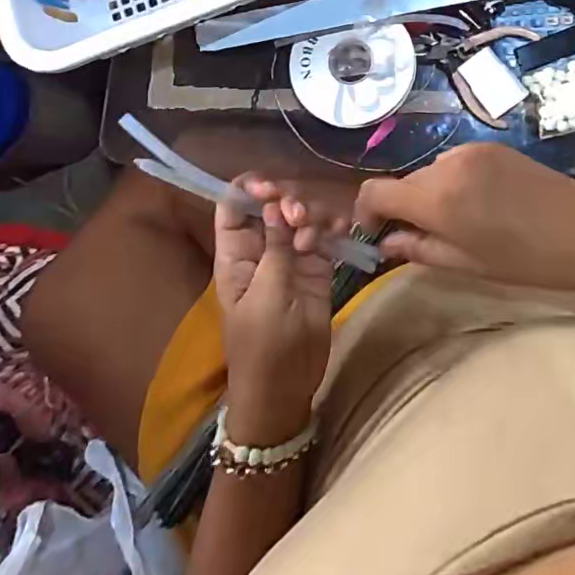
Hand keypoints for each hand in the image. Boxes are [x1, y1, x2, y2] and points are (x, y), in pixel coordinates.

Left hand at [214, 175, 343, 443]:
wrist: (286, 388)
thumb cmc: (264, 345)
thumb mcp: (267, 294)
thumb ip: (274, 247)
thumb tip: (275, 205)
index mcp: (236, 255)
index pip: (234, 208)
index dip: (249, 190)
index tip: (270, 187)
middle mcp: (263, 249)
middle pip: (272, 207)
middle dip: (286, 201)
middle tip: (298, 215)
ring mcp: (291, 258)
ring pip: (301, 218)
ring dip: (311, 215)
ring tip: (314, 235)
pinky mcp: (318, 269)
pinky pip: (325, 237)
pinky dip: (333, 229)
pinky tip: (341, 231)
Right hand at [354, 143, 574, 293]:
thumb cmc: (529, 260)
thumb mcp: (467, 265)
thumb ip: (419, 249)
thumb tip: (388, 242)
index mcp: (437, 197)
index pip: (375, 191)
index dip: (367, 213)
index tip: (376, 233)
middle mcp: (448, 164)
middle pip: (404, 181)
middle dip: (403, 207)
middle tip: (421, 237)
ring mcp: (472, 150)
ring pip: (430, 171)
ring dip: (430, 194)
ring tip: (458, 222)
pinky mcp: (492, 145)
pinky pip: (455, 162)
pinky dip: (453, 181)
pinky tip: (480, 203)